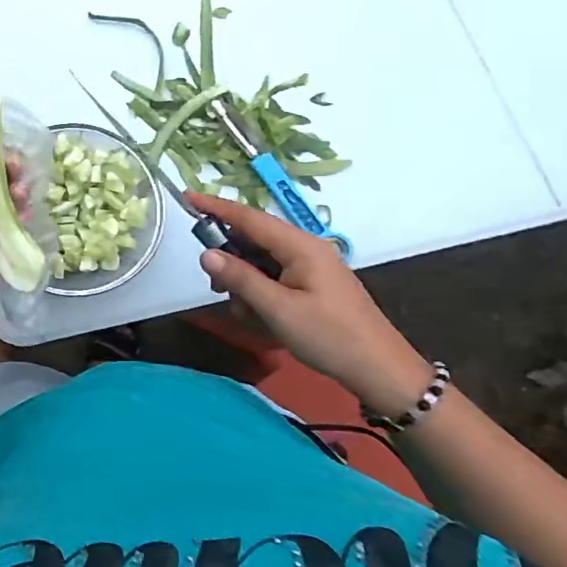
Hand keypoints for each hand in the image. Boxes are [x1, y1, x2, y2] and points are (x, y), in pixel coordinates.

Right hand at [186, 192, 431, 413]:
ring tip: (248, 316)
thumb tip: (206, 253)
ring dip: (246, 286)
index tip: (187, 197)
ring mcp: (310, 267)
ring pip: (261, 263)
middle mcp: (305, 248)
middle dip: (231, 263)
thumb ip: (240, 278)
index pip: (249, 217)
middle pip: (253, 240)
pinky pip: (275, 279)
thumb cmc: (329, 337)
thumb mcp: (277, 310)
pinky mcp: (312, 285)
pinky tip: (263, 320)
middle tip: (217, 290)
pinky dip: (262, 295)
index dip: (216, 207)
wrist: (379, 369)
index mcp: (299, 246)